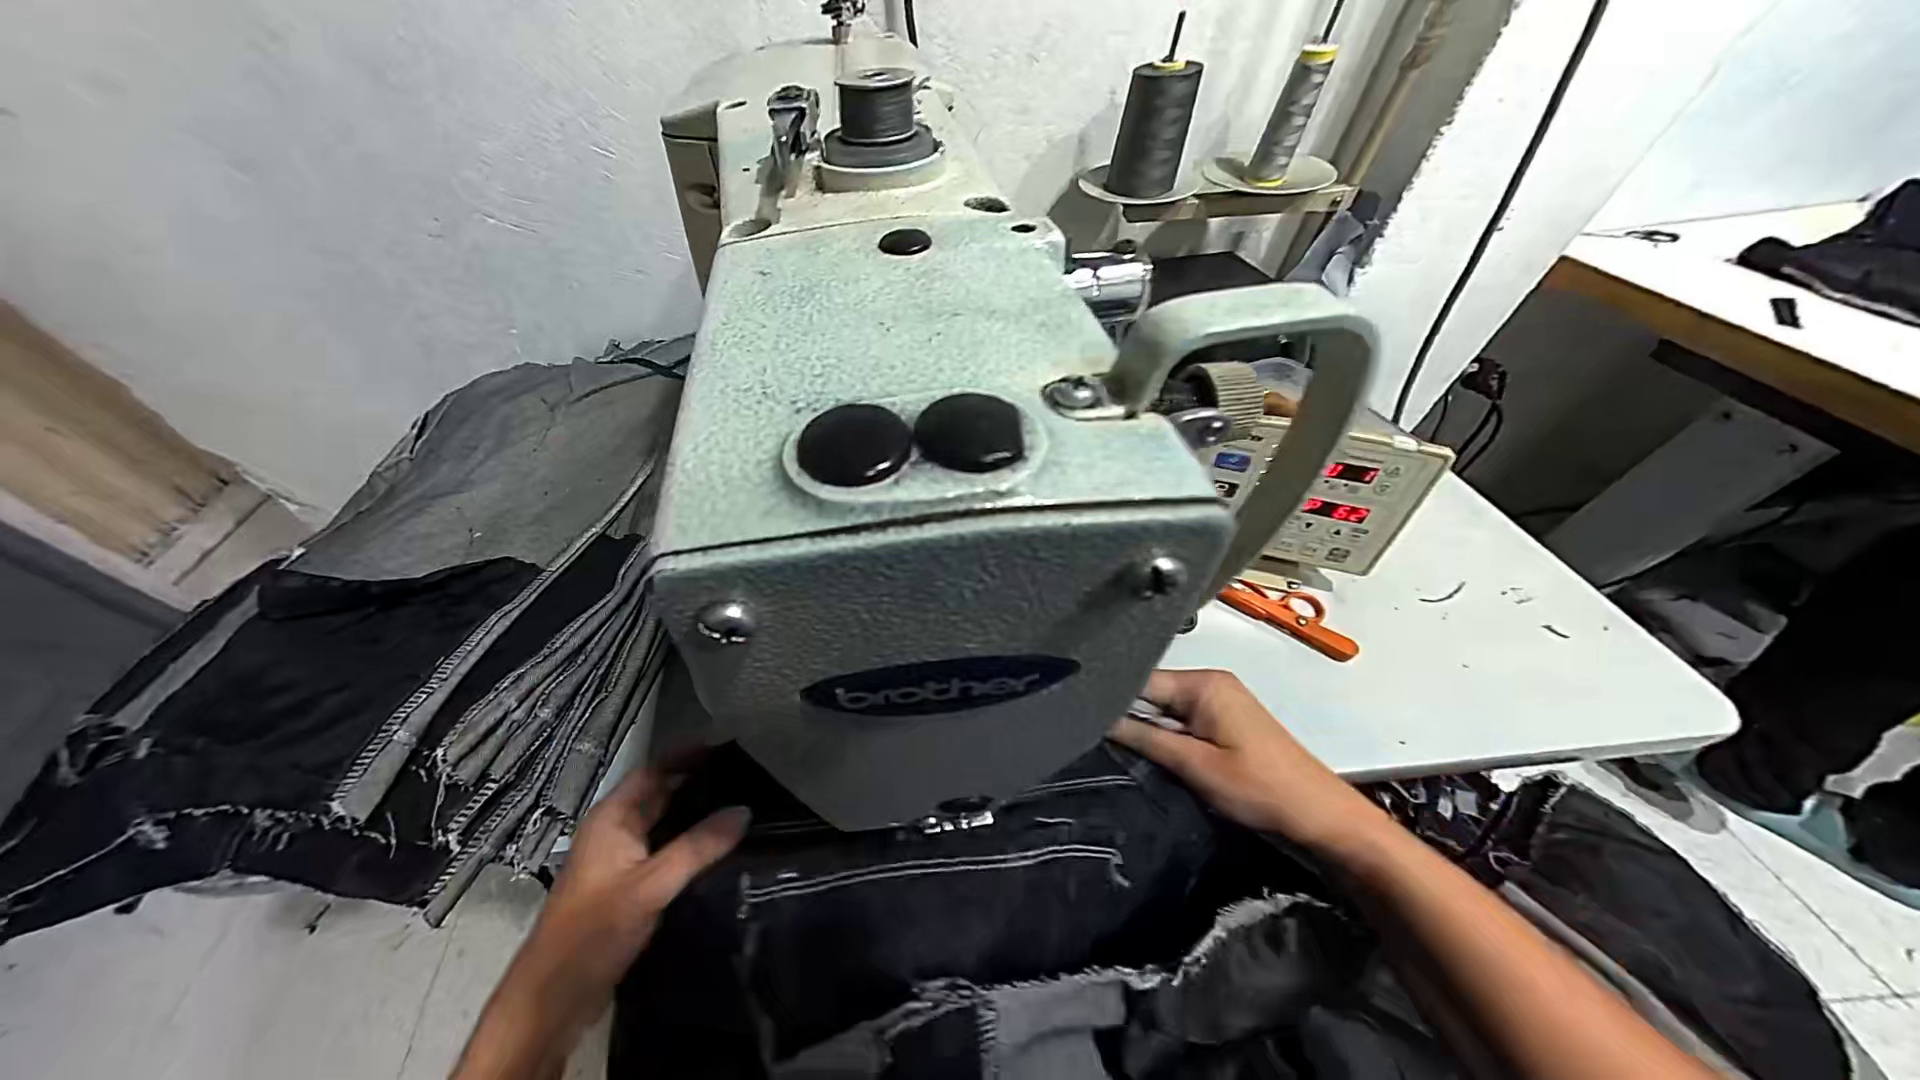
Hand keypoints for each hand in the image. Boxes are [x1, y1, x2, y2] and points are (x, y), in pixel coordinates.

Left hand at [454, 771, 746, 1078]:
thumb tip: (745, 810)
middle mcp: (616, 831)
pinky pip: (669, 850)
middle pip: (662, 793)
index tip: (727, 743)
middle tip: (747, 773)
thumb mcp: (650, 885)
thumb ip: (698, 847)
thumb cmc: (593, 930)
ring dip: (699, 813)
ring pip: (667, 823)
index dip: (687, 753)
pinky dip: (694, 842)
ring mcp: (623, 859)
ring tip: (744, 803)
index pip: (654, 769)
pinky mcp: (632, 885)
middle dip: (700, 781)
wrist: (553, 999)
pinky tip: (723, 846)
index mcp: (611, 818)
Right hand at [1110, 668, 1388, 856]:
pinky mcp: (1224, 721)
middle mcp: (1211, 683)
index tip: (1078, 712)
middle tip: (1090, 733)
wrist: (1321, 818)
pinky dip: (1166, 735)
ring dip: (1146, 728)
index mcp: (1204, 683)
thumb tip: (1099, 717)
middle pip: (1152, 692)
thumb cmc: (1259, 788)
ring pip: (1164, 708)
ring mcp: (1220, 701)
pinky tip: (1149, 751)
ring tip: (1113, 744)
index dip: (1110, 696)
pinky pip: (1181, 720)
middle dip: (1127, 713)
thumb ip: (1144, 738)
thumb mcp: (1194, 764)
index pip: (1141, 680)